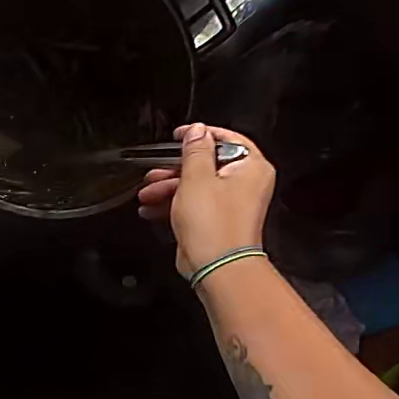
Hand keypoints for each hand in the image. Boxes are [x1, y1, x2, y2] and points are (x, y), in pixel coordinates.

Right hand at [137, 123, 275, 277]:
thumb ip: (195, 151)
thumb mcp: (196, 178)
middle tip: (154, 172)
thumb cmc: (214, 227)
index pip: (226, 138)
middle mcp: (246, 184)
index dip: (199, 135)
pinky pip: (195, 205)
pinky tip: (152, 208)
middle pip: (207, 164)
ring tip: (147, 193)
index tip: (179, 135)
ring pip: (197, 186)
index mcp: (251, 167)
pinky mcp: (218, 221)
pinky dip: (174, 204)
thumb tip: (196, 132)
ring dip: (169, 188)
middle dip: (175, 169)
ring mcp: (232, 204)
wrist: (217, 267)